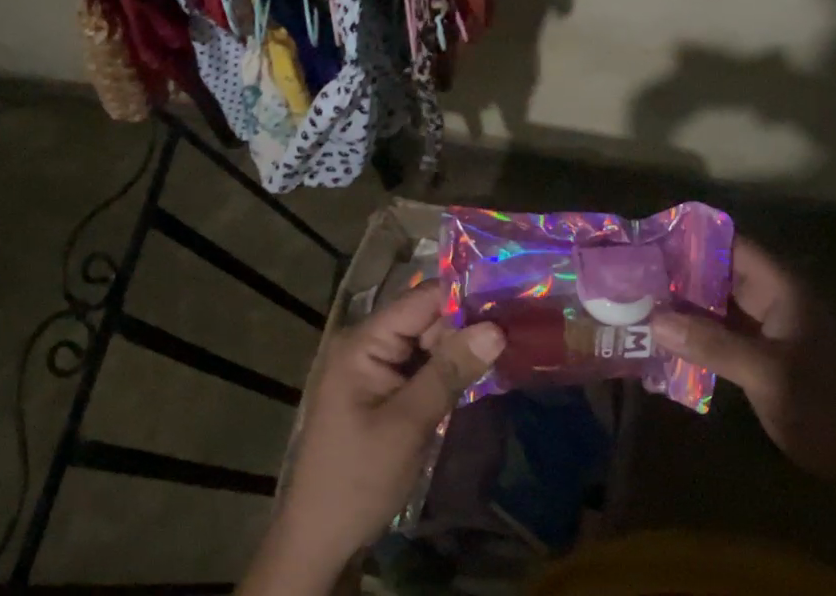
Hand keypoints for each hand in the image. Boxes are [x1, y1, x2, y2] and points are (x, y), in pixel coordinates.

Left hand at [242, 284, 504, 594]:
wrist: (320, 538)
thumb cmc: (358, 478)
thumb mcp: (409, 423)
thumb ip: (450, 371)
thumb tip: (496, 329)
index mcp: (363, 342)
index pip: (421, 299)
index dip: (464, 297)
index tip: (510, 302)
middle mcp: (366, 344)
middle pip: (426, 318)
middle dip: (467, 325)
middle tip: (516, 333)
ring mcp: (373, 368)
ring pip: (427, 342)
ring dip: (460, 349)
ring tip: (508, 349)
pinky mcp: (381, 390)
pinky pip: (420, 366)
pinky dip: (446, 370)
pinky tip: (480, 374)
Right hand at [651, 237, 835, 481]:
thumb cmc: (830, 407)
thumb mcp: (768, 374)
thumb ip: (713, 345)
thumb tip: (654, 319)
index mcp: (781, 289)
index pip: (730, 244)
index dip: (690, 238)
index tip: (644, 240)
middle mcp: (773, 302)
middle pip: (718, 275)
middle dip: (676, 275)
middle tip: (625, 279)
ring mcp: (769, 334)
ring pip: (717, 309)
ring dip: (682, 309)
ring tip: (632, 309)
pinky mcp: (764, 363)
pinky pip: (722, 340)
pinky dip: (695, 340)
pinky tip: (661, 349)